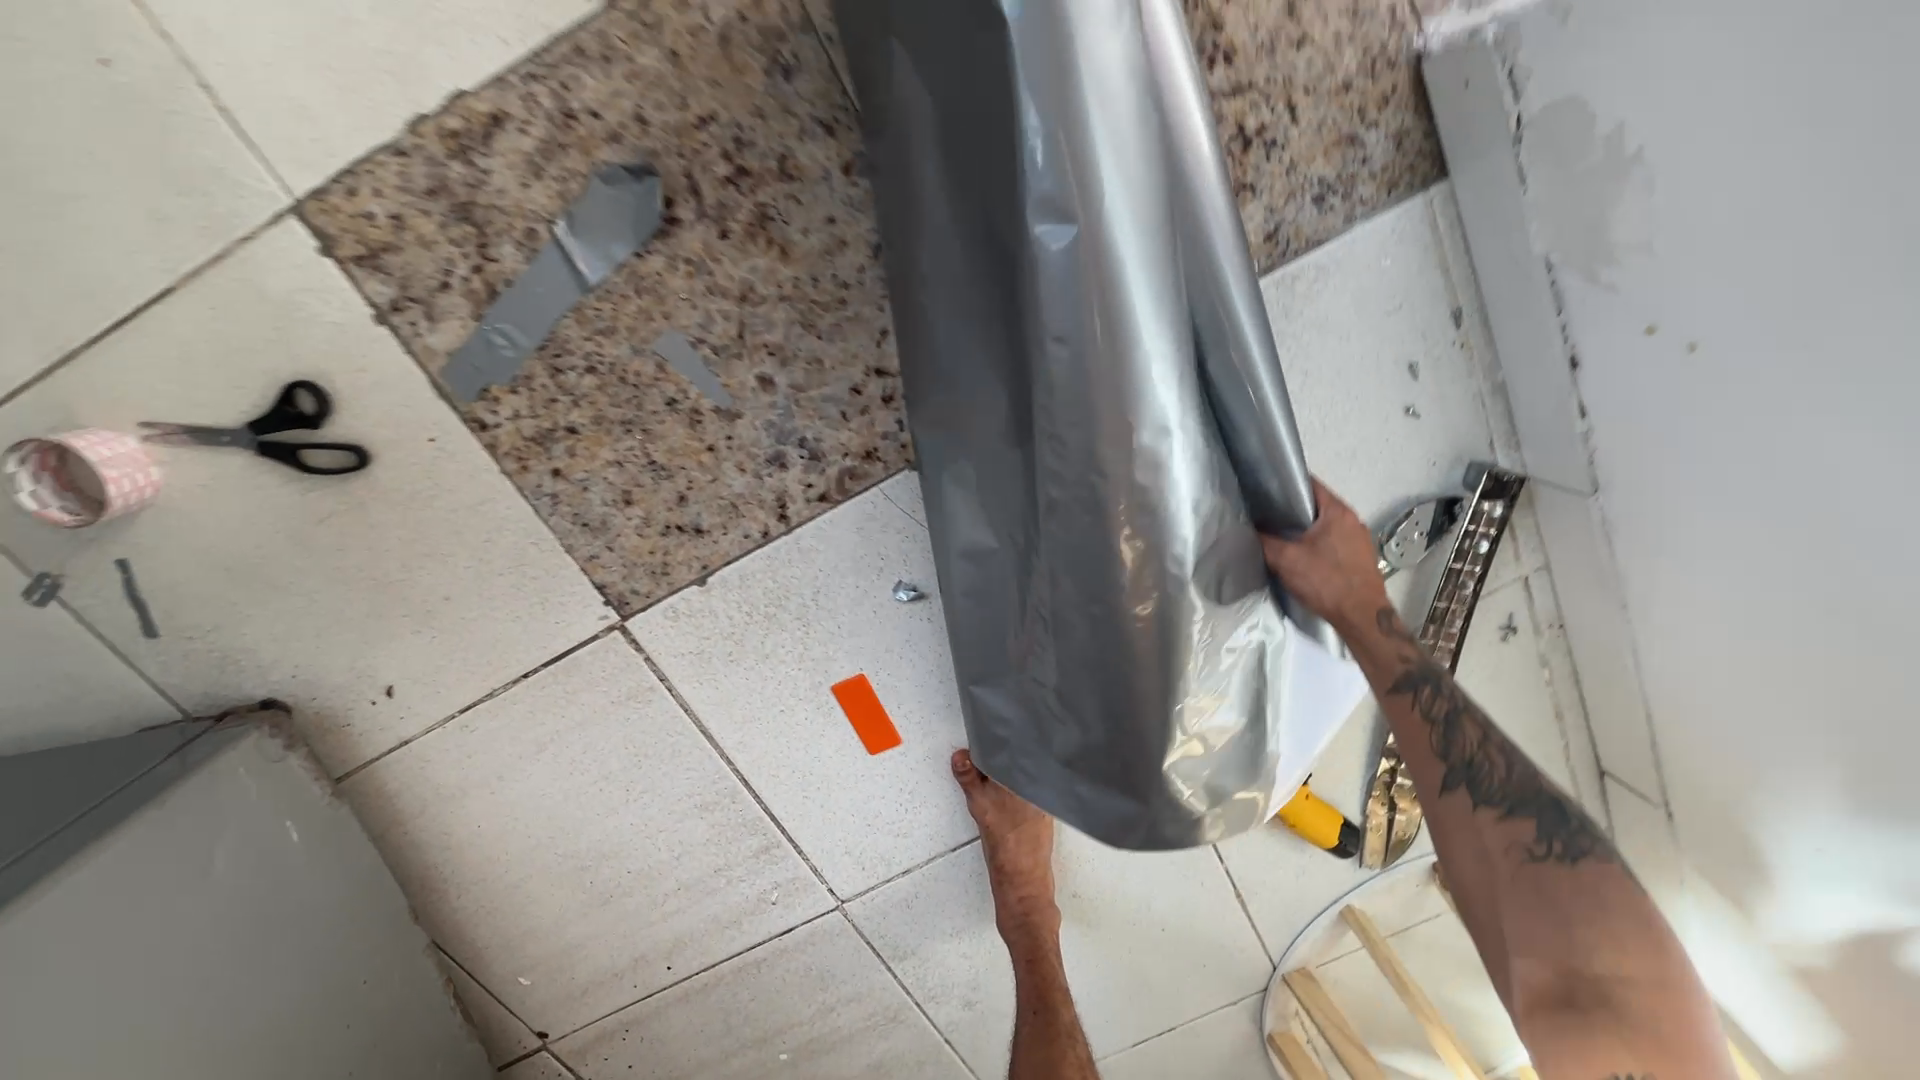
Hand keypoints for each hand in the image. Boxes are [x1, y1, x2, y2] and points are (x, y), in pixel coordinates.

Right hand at [1261, 478, 1390, 634]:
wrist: (1361, 616)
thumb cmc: (1325, 581)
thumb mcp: (1286, 560)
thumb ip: (1265, 541)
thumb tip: (1248, 529)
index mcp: (1337, 511)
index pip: (1309, 484)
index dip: (1284, 484)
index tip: (1264, 491)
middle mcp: (1352, 519)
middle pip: (1316, 506)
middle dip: (1291, 510)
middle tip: (1266, 517)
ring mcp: (1359, 539)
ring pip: (1324, 525)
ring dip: (1304, 529)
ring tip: (1281, 538)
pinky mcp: (1360, 557)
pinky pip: (1333, 541)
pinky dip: (1316, 543)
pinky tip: (1301, 557)